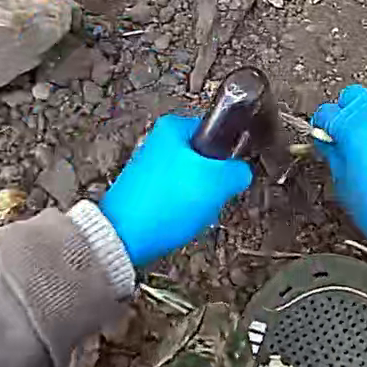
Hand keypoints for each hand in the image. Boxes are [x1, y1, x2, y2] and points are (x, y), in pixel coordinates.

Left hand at [99, 114, 252, 265]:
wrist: (124, 238)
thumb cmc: (165, 203)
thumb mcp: (219, 181)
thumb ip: (239, 171)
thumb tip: (241, 173)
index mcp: (174, 127)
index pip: (217, 131)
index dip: (229, 153)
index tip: (230, 170)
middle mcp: (158, 142)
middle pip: (206, 158)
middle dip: (214, 179)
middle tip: (213, 192)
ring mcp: (150, 167)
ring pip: (194, 179)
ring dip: (200, 196)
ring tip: (194, 209)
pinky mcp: (145, 191)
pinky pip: (177, 196)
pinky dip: (183, 208)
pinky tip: (180, 219)